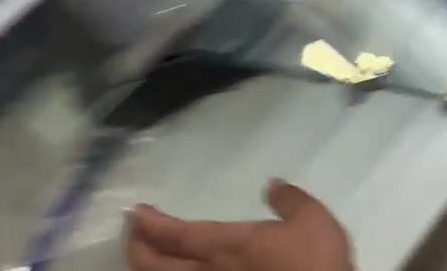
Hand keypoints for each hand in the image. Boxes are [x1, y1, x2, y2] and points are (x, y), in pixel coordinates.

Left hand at [126, 180, 352, 270]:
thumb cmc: (312, 257)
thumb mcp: (310, 217)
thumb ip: (288, 199)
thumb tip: (270, 184)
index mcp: (228, 245)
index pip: (179, 234)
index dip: (152, 223)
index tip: (136, 211)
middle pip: (155, 265)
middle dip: (138, 245)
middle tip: (133, 227)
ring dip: (145, 265)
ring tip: (145, 250)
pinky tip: (175, 270)